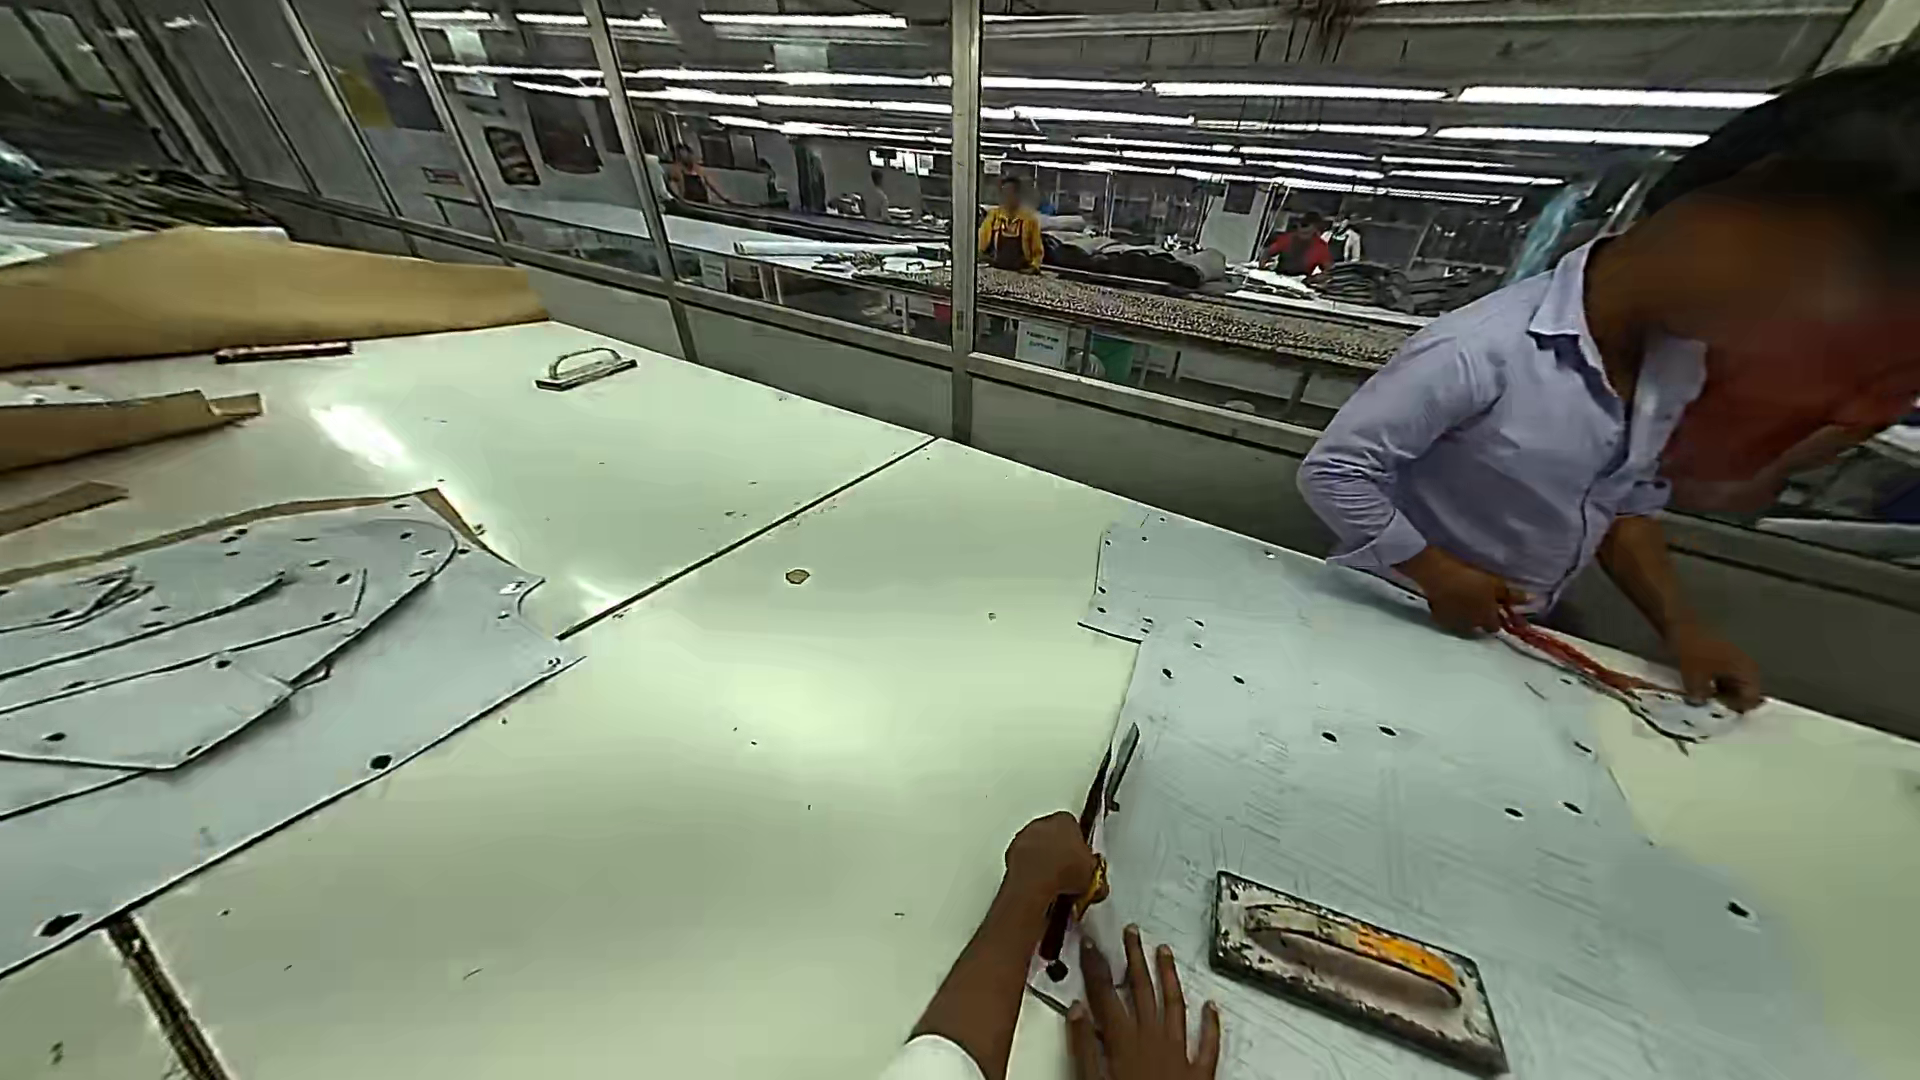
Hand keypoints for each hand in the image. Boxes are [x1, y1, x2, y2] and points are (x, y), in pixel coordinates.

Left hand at [1003, 812, 1097, 902]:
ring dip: (1044, 858)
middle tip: (1068, 871)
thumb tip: (1098, 885)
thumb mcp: (1093, 876)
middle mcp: (1042, 822)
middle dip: (1060, 850)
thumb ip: (1096, 874)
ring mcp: (1025, 835)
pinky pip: (1024, 858)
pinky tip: (1039, 884)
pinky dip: (1030, 868)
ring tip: (1054, 882)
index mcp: (1065, 820)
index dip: (1079, 845)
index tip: (1081, 860)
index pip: (1074, 826)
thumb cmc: (1064, 872)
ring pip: (1037, 845)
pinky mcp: (1012, 851)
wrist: (1036, 882)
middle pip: (1054, 833)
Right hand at [1069, 926, 1220, 1079]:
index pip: (1104, 993)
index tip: (1090, 940)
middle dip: (1133, 957)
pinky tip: (1212, 1007)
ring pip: (1174, 1006)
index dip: (1095, 964)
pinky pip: (1208, 1046)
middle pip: (1141, 990)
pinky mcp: (1201, 1076)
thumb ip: (1082, 1048)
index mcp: (1123, 1042)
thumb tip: (1075, 1008)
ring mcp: (1179, 1056)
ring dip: (1168, 976)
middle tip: (1130, 931)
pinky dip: (1211, 1025)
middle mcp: (1152, 1040)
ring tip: (1164, 950)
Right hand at [1398, 546, 1527, 635]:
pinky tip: (1447, 604)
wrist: (1436, 574)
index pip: (1496, 627)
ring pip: (1461, 624)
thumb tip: (1531, 600)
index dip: (1497, 619)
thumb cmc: (1469, 577)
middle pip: (1478, 627)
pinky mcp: (1436, 616)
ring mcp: (1452, 621)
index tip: (1495, 610)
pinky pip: (1446, 618)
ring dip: (1464, 618)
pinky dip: (1449, 614)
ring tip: (1462, 605)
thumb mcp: (1494, 583)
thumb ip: (1510, 594)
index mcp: (1487, 617)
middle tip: (1477, 605)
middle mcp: (1471, 624)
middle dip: (1480, 620)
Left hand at [1668, 626, 1761, 710]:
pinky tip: (1693, 689)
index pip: (1750, 699)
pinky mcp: (1716, 659)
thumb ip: (1699, 692)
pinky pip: (1717, 677)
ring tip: (1698, 702)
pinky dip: (1708, 684)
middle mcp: (1745, 670)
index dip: (1734, 709)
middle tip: (1706, 711)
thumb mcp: (1694, 674)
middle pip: (1741, 693)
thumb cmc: (1693, 650)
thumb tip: (1700, 705)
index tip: (1717, 716)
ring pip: (1728, 685)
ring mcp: (1732, 663)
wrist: (1680, 626)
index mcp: (1748, 674)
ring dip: (1715, 693)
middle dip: (1725, 702)